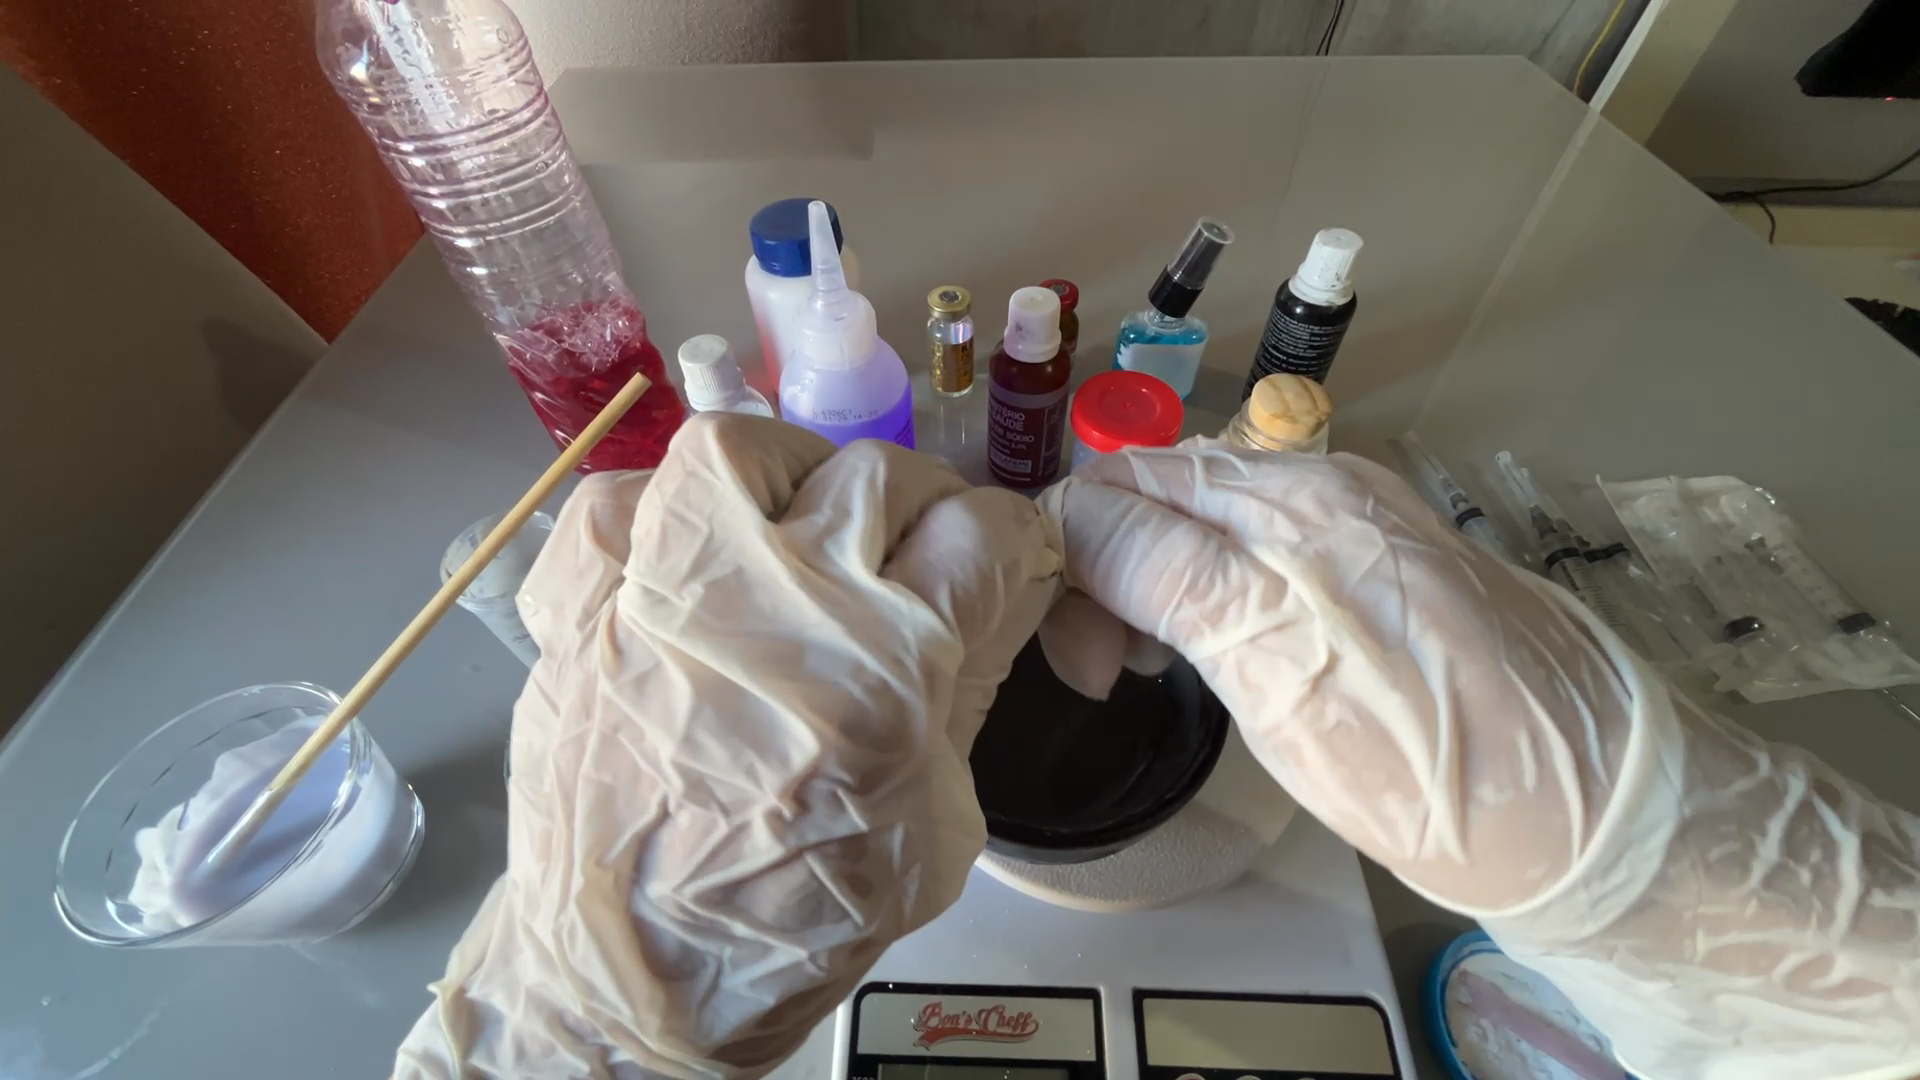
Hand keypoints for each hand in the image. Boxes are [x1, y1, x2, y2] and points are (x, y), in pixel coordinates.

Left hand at [395, 415, 1060, 1078]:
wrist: (629, 974)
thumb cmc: (804, 913)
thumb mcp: (940, 815)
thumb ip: (977, 678)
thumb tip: (1012, 579)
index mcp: (881, 677)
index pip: (979, 535)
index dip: (1011, 532)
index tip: (1003, 549)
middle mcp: (772, 612)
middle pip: (878, 475)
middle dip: (922, 501)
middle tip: (909, 549)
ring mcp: (658, 598)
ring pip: (741, 449)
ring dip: (793, 475)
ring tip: (796, 524)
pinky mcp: (575, 611)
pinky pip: (618, 498)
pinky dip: (664, 509)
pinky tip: (690, 554)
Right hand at [1041, 442, 1919, 1079]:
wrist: (1604, 818)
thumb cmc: (1433, 768)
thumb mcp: (1281, 677)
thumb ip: (1170, 578)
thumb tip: (1067, 519)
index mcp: (1289, 505)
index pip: (1122, 486)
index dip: (1064, 551)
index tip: (1060, 644)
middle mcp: (1307, 486)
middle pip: (1146, 490)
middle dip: (1093, 566)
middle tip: (1097, 664)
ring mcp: (1331, 516)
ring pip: (1180, 515)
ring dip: (1132, 577)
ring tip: (1137, 657)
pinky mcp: (1347, 552)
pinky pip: (1226, 540)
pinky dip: (1182, 583)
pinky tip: (1191, 635)